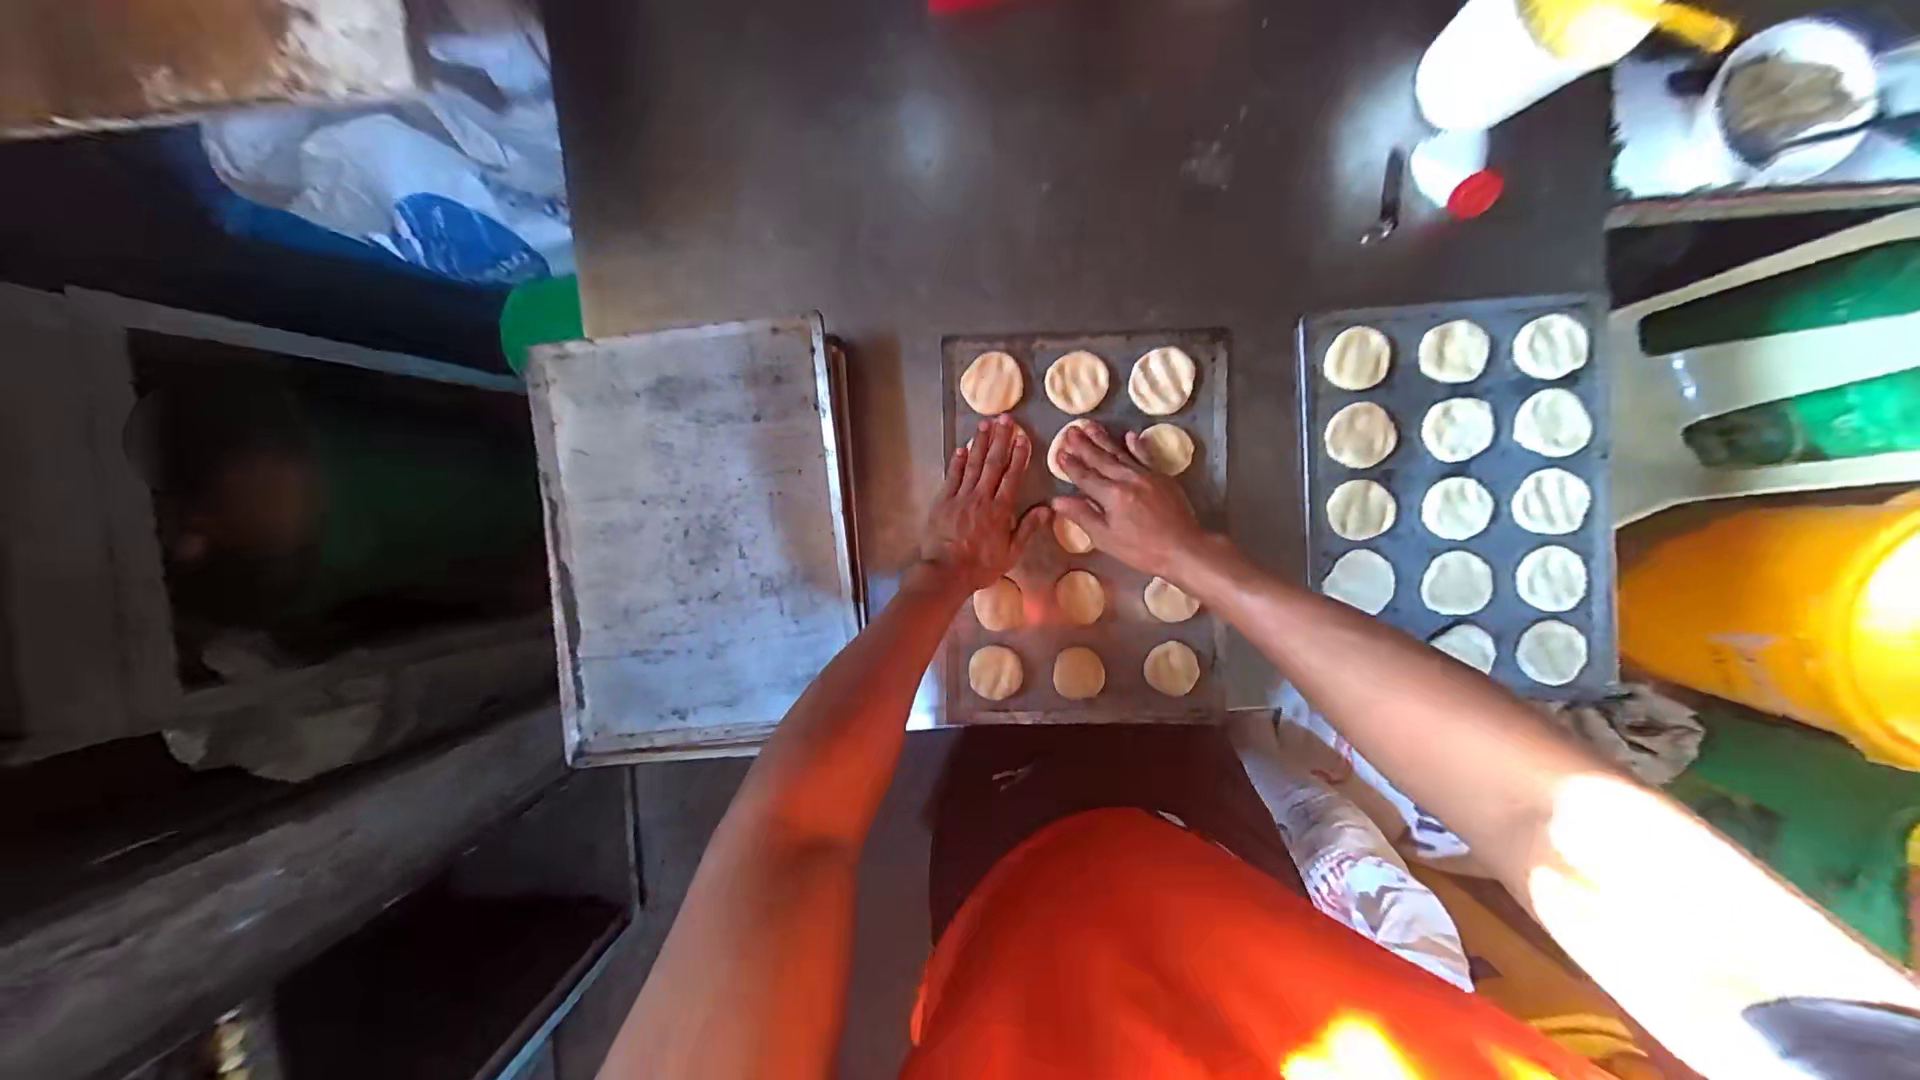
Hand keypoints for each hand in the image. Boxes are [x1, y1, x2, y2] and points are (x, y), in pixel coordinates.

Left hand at [916, 415, 1049, 592]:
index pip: (1012, 476)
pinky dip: (957, 461)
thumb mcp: (1011, 552)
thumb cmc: (981, 566)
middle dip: (1000, 439)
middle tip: (1005, 419)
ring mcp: (960, 497)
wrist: (945, 572)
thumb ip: (1028, 528)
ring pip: (972, 464)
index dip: (1019, 455)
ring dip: (979, 443)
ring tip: (985, 424)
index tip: (1023, 437)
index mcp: (1000, 509)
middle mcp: (981, 497)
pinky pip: (951, 476)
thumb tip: (1048, 508)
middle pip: (993, 463)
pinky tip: (961, 448)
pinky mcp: (942, 501)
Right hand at [1050, 421, 1219, 581]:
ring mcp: (1147, 475)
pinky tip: (1129, 435)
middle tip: (1071, 430)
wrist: (1184, 548)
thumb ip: (1082, 516)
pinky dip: (1136, 445)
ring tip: (1090, 426)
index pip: (1085, 477)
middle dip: (1084, 445)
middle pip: (1101, 459)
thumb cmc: (1141, 549)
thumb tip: (1057, 500)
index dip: (1071, 465)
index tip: (1059, 453)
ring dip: (1103, 439)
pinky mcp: (1162, 477)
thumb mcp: (1106, 538)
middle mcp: (1127, 479)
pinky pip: (1145, 456)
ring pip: (1120, 453)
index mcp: (1111, 495)